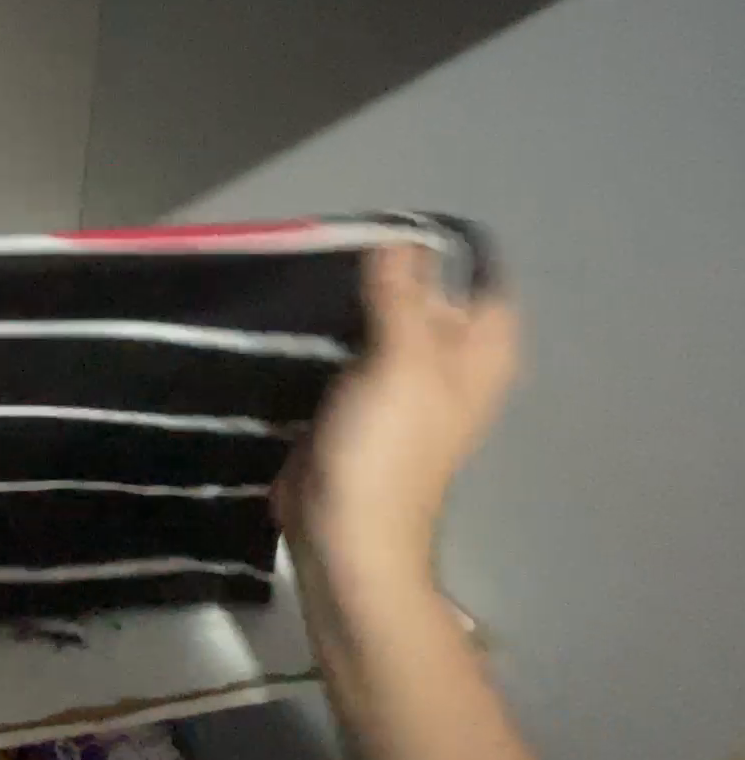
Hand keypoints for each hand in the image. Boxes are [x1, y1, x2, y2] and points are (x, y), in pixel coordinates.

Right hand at [277, 245, 519, 589]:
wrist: (341, 525)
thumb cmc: (385, 449)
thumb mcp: (402, 367)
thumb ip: (402, 302)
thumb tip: (398, 238)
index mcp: (475, 354)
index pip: (474, 281)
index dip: (434, 254)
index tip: (374, 234)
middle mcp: (441, 364)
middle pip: (417, 298)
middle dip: (374, 275)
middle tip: (320, 252)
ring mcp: (392, 384)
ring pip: (370, 325)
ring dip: (338, 306)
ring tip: (293, 279)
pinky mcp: (347, 401)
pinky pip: (336, 354)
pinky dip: (316, 337)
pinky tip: (284, 322)